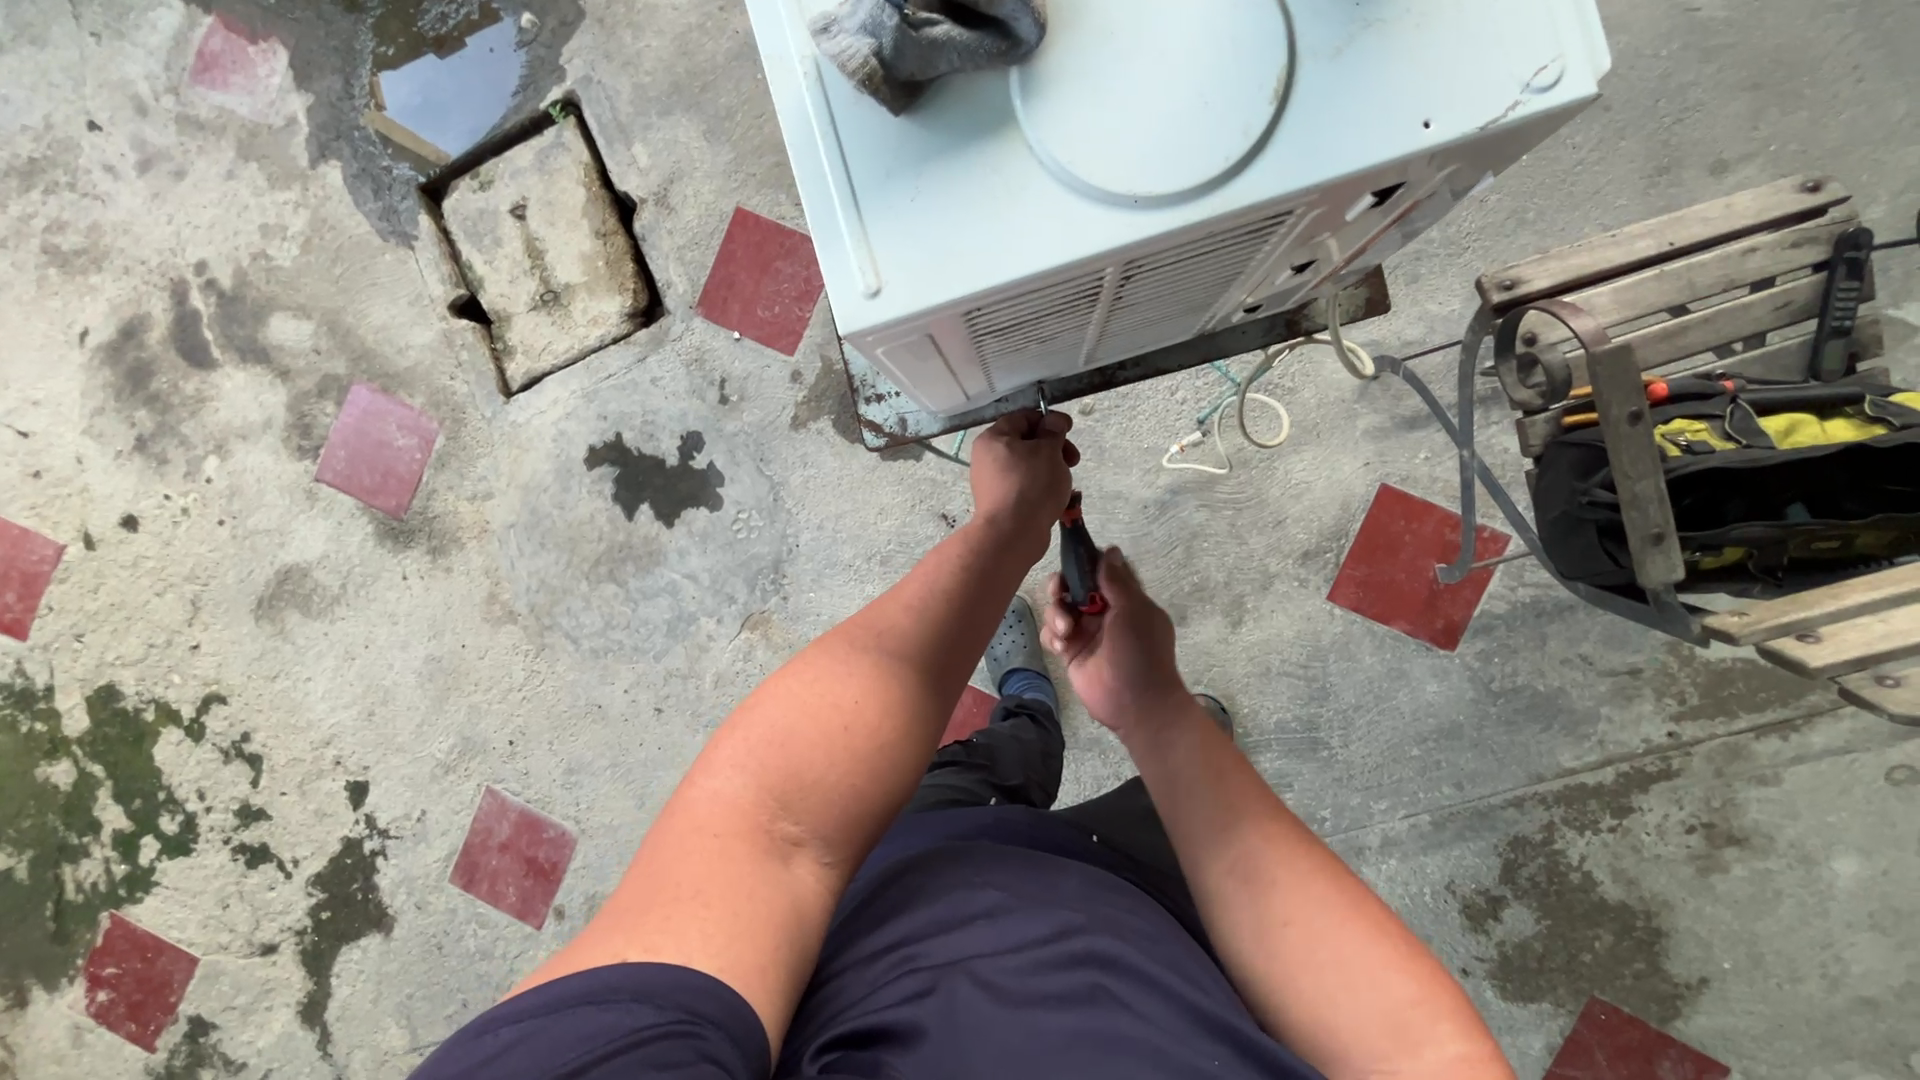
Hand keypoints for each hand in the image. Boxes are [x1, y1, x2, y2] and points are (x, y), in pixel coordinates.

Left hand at [968, 409, 1079, 563]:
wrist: (1013, 534)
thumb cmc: (1031, 485)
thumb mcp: (1048, 451)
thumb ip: (1053, 432)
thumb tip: (1053, 420)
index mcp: (994, 438)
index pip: (1023, 417)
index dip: (1048, 419)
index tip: (1069, 429)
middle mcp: (987, 457)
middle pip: (1025, 442)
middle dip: (1053, 447)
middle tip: (1073, 459)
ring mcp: (992, 482)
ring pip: (1027, 465)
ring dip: (1050, 468)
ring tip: (1065, 482)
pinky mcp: (1000, 502)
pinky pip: (1024, 486)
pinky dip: (1040, 487)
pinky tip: (1055, 498)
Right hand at [1041, 548, 1189, 741]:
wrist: (1135, 704)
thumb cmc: (1141, 653)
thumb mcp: (1134, 611)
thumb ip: (1117, 581)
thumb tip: (1110, 550)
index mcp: (1124, 598)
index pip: (1100, 570)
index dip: (1084, 562)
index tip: (1071, 559)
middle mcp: (1102, 611)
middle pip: (1072, 586)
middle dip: (1060, 587)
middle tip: (1058, 593)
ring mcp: (1085, 632)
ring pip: (1058, 608)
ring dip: (1056, 614)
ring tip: (1066, 632)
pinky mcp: (1070, 652)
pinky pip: (1052, 634)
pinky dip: (1052, 636)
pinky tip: (1062, 648)